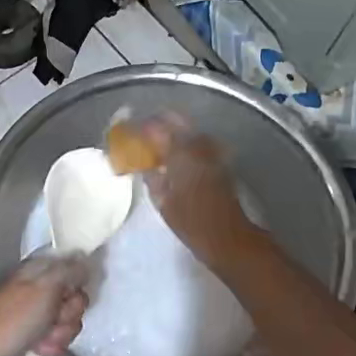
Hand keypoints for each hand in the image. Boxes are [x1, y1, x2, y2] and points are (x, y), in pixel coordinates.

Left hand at [0, 253, 89, 355]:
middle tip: (54, 317)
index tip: (70, 291)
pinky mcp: (43, 333)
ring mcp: (43, 313)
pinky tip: (41, 347)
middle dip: (69, 312)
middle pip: (76, 296)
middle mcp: (42, 289)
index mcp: (38, 271)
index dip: (76, 282)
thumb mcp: (44, 287)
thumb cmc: (18, 316)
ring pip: (72, 319)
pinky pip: (63, 335)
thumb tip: (86, 261)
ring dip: (61, 331)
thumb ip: (69, 270)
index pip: (73, 267)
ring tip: (44, 337)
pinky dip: (54, 343)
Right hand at [136, 116, 260, 263]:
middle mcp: (198, 146)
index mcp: (180, 153)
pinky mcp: (221, 161)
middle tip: (143, 133)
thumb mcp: (163, 202)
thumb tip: (146, 167)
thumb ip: (153, 179)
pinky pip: (200, 143)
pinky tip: (177, 157)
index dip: (141, 128)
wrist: (226, 235)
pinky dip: (186, 144)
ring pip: (191, 130)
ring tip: (158, 144)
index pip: (156, 128)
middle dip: (159, 123)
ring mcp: (213, 151)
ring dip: (174, 132)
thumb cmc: (191, 222)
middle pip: (177, 120)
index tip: (129, 131)